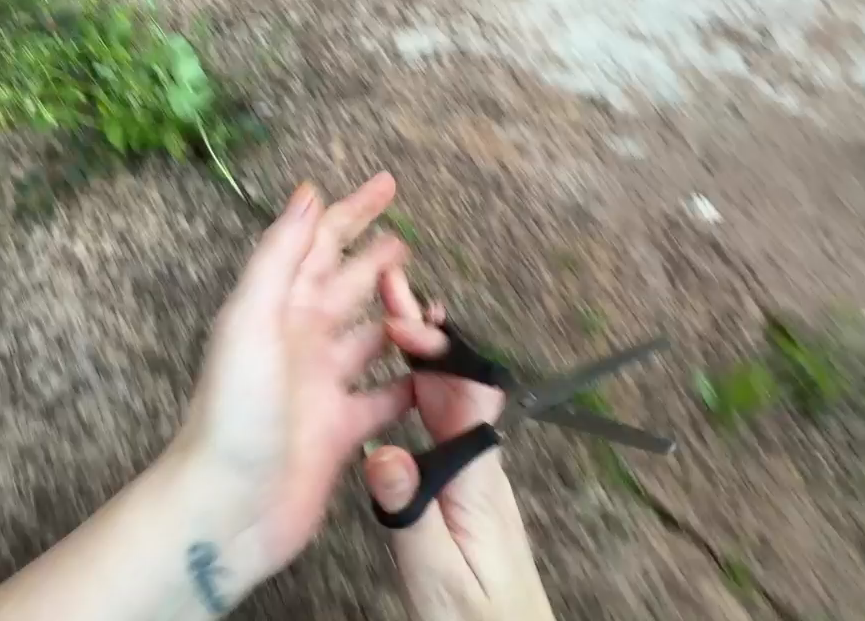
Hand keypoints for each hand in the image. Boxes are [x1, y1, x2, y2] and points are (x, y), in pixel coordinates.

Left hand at [169, 174, 414, 587]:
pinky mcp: (341, 429)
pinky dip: (409, 382)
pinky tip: (435, 375)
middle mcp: (300, 337)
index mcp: (278, 305)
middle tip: (409, 236)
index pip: (319, 242)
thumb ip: (279, 256)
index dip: (350, 210)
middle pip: (346, 283)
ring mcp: (321, 382)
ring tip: (430, 296)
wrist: (227, 503)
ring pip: (368, 335)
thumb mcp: (250, 319)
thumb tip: (307, 192)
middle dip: (375, 256)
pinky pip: (384, 397)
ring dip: (395, 313)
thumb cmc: (234, 408)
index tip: (386, 183)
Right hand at [362, 271, 555, 620]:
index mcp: (477, 479)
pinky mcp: (458, 481)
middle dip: (424, 328)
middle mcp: (479, 464)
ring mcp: (471, 471)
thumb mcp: (438, 580)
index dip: (438, 350)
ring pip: (447, 392)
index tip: (400, 321)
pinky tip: (396, 365)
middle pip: (457, 380)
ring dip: (420, 345)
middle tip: (390, 284)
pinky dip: (416, 377)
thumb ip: (413, 516)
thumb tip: (384, 451)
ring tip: (389, 304)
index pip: (469, 395)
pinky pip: (438, 414)